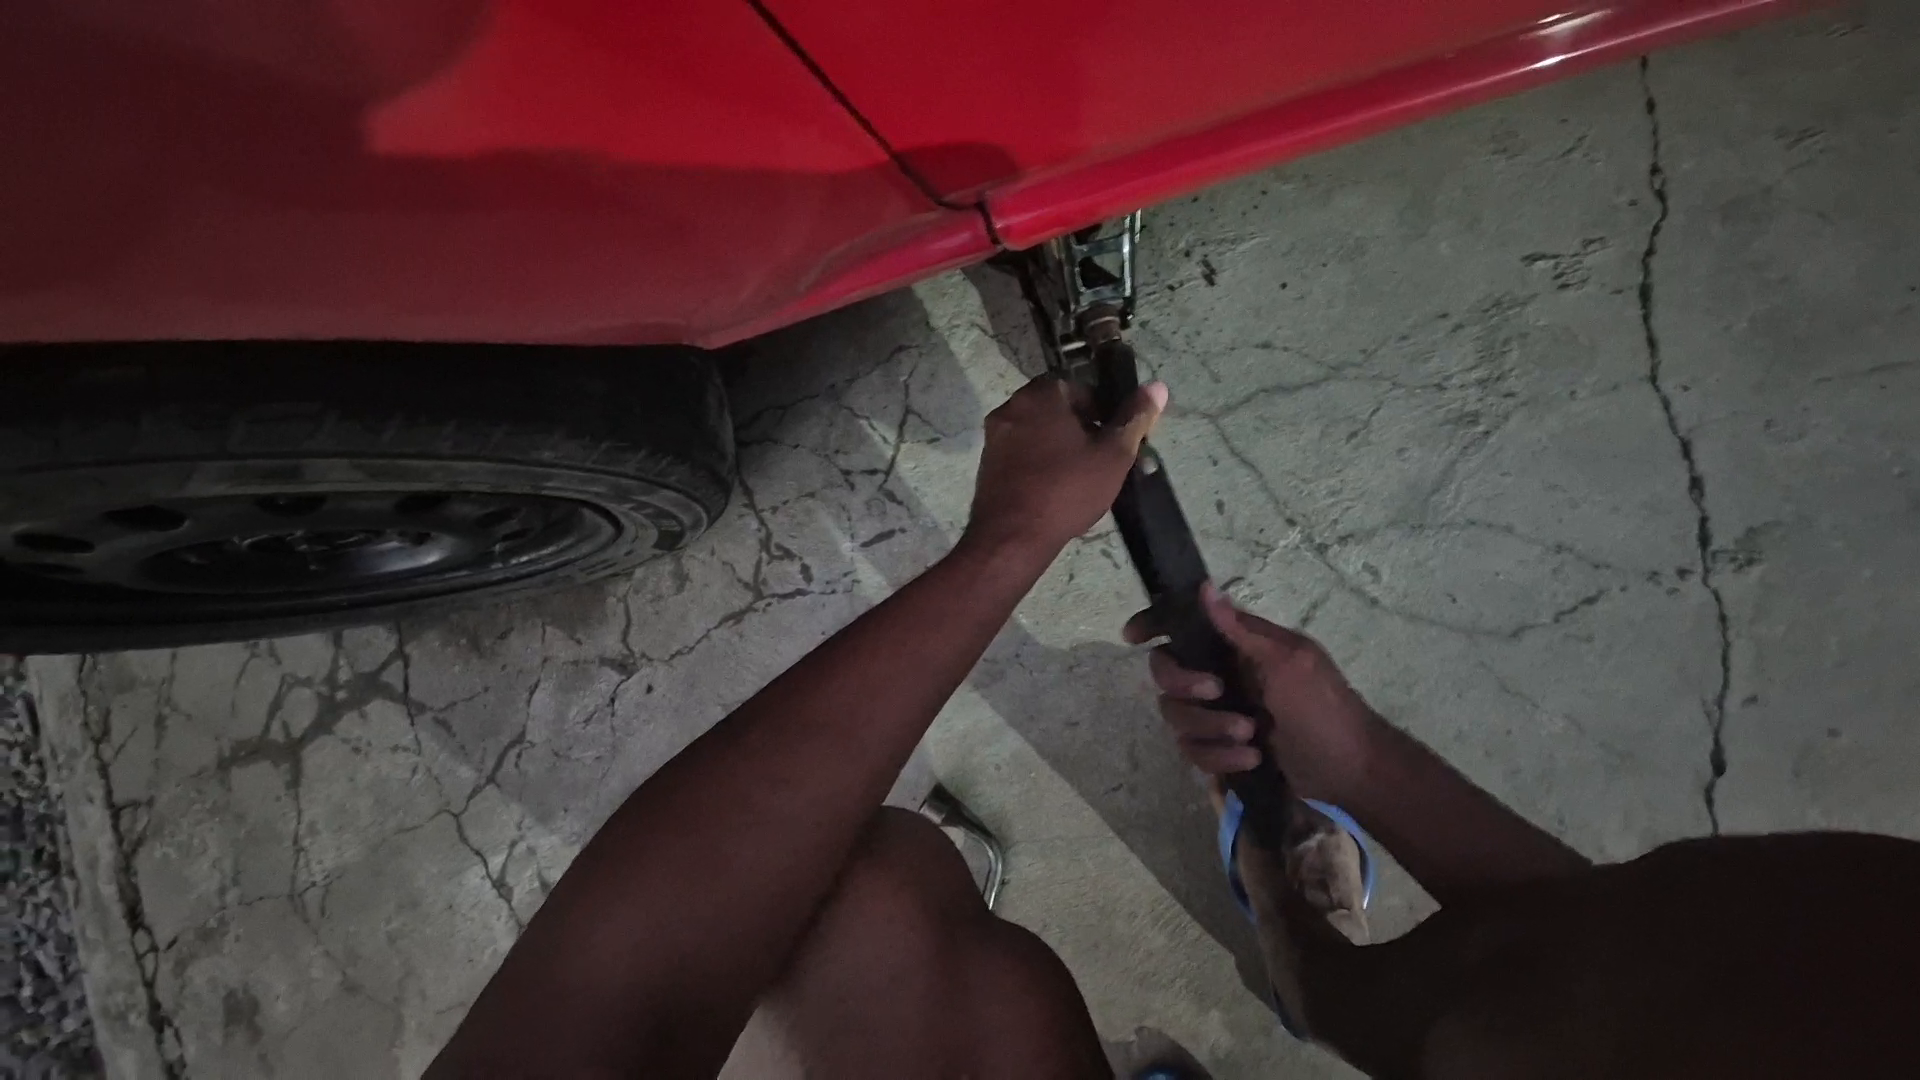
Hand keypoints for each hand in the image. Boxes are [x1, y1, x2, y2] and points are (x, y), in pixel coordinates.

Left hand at [960, 374, 1165, 558]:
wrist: (1012, 536)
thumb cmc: (1067, 490)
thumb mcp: (1112, 455)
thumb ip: (1134, 418)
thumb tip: (1157, 387)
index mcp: (1041, 394)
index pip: (1080, 387)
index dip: (1103, 410)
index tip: (1115, 437)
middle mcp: (1011, 406)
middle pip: (1056, 408)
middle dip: (1081, 428)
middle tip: (1101, 458)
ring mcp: (994, 435)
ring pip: (1037, 431)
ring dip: (1059, 445)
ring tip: (1081, 475)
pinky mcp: (986, 463)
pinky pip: (1021, 452)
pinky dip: (1039, 461)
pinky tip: (1054, 487)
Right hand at [1124, 584, 1378, 803]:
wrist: (1350, 770)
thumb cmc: (1324, 707)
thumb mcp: (1287, 661)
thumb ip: (1240, 630)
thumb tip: (1204, 587)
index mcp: (1235, 647)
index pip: (1182, 626)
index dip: (1153, 625)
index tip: (1133, 636)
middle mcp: (1219, 675)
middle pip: (1165, 673)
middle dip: (1185, 687)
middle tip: (1216, 694)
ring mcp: (1217, 713)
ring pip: (1175, 715)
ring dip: (1208, 728)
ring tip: (1249, 738)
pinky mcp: (1220, 748)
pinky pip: (1192, 750)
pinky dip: (1218, 757)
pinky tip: (1250, 758)